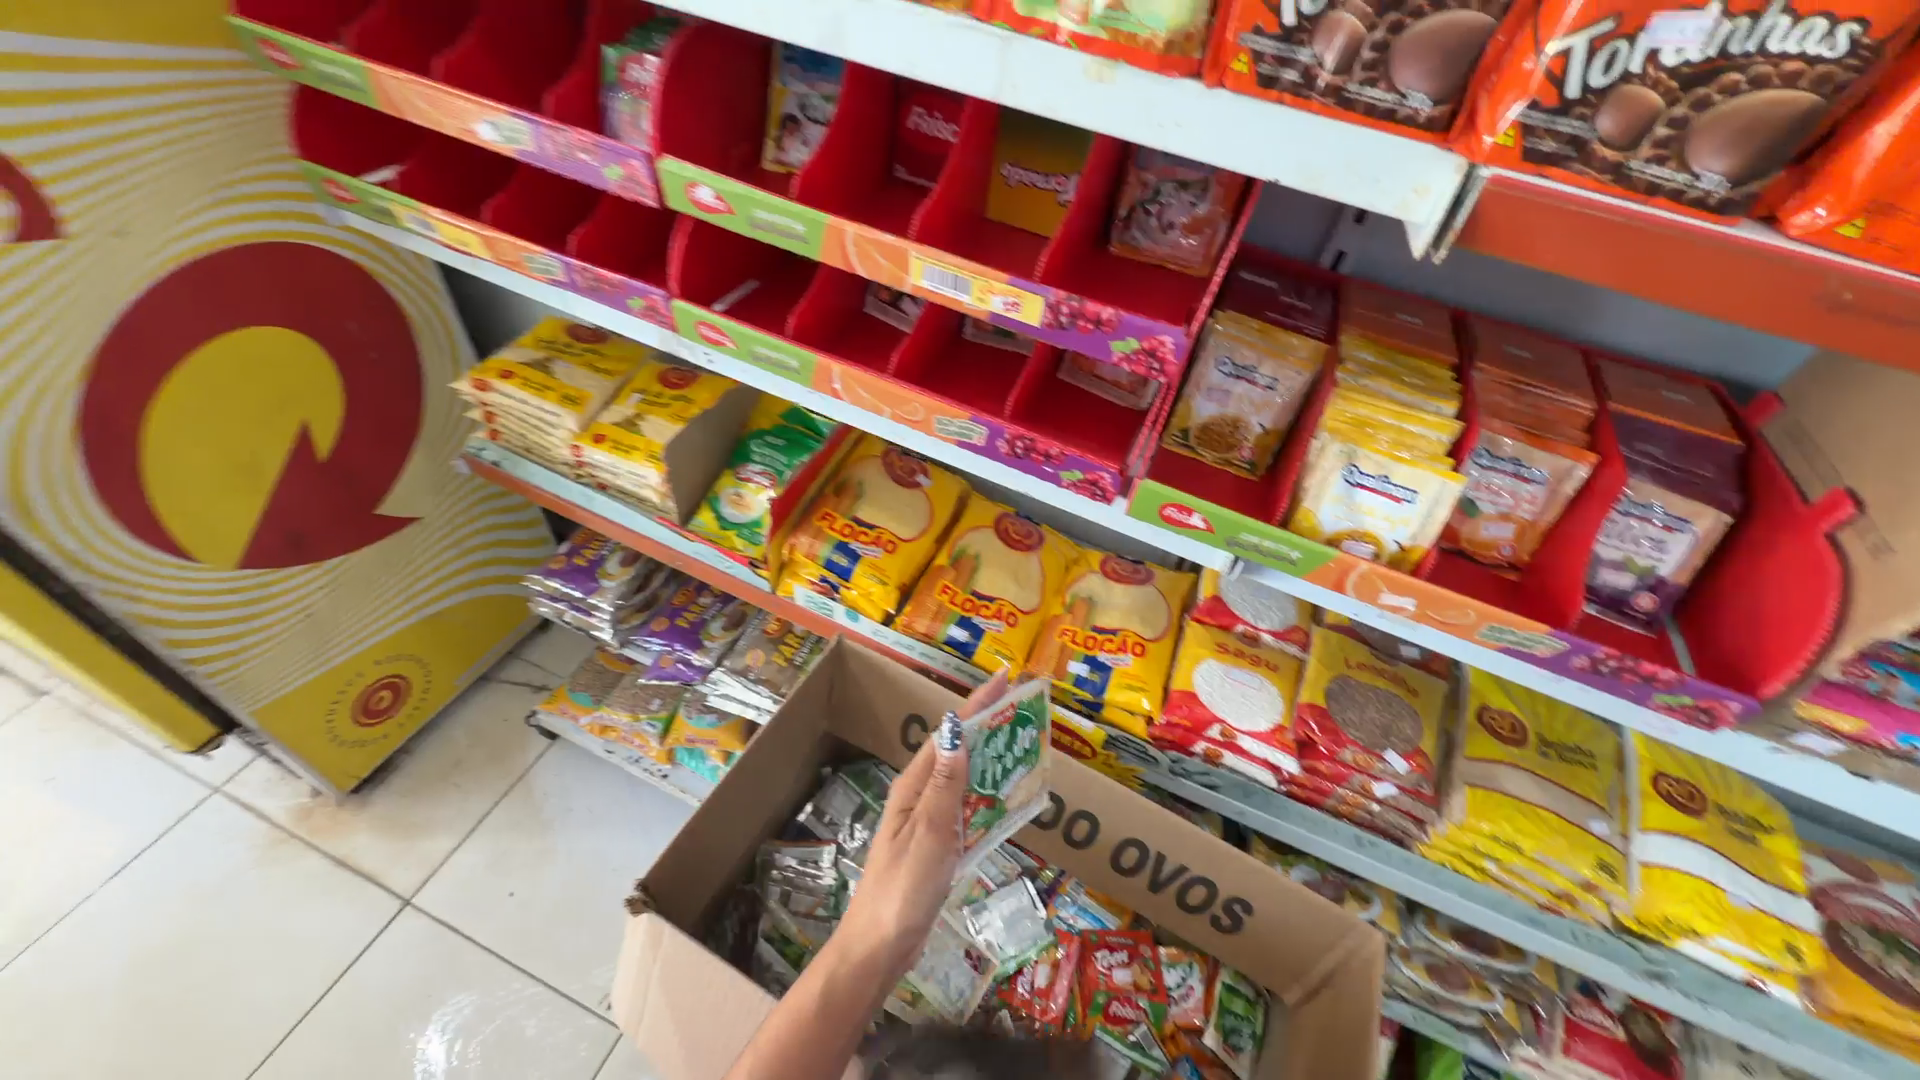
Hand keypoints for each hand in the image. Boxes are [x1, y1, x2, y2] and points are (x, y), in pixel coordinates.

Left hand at [838, 669, 1007, 979]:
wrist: (879, 946)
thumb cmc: (902, 890)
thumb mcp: (929, 835)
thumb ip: (945, 786)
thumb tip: (959, 732)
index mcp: (913, 787)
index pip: (949, 734)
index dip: (977, 705)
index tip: (1005, 679)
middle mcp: (919, 796)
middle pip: (957, 750)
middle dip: (988, 725)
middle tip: (1024, 708)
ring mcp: (926, 821)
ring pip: (963, 778)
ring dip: (990, 758)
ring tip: (1023, 744)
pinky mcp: (936, 845)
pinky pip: (966, 808)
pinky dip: (987, 795)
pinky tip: (1006, 798)